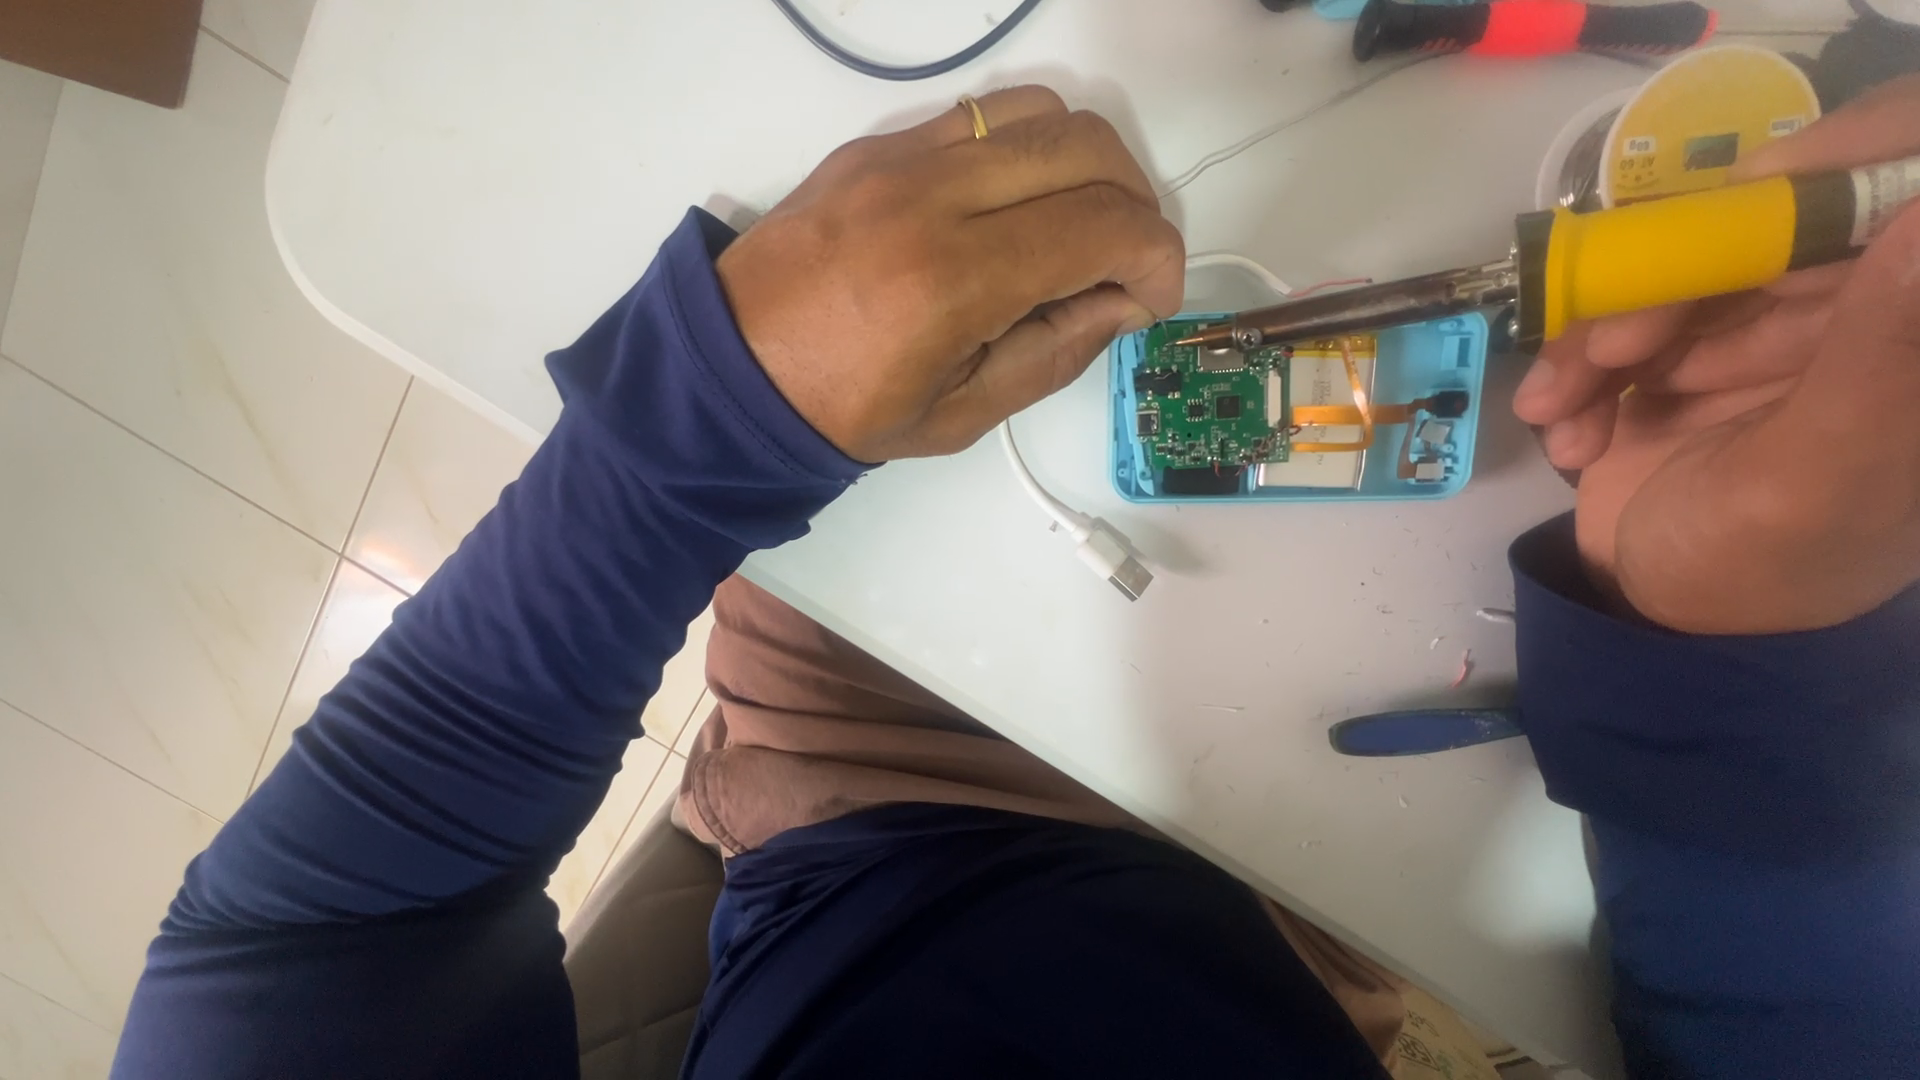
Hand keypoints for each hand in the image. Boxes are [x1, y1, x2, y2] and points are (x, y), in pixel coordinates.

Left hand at [716, 86, 1184, 462]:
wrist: (736, 370)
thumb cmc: (845, 410)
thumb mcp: (961, 416)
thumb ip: (1053, 353)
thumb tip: (1119, 301)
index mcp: (951, 281)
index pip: (1101, 226)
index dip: (1156, 257)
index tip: (1153, 296)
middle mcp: (930, 197)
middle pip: (1087, 149)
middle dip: (1136, 205)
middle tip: (1126, 264)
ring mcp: (898, 157)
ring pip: (1043, 112)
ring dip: (1089, 166)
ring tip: (1079, 230)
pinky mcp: (876, 145)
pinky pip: (983, 116)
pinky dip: (1030, 150)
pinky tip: (1020, 206)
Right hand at [1514, 74, 1919, 633]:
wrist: (1661, 620)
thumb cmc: (1763, 563)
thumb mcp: (1818, 473)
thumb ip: (1880, 356)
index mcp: (1907, 334)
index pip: (1903, 196)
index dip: (1844, 163)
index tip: (1744, 193)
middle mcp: (1845, 321)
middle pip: (1759, 241)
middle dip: (1663, 294)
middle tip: (1607, 357)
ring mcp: (1749, 346)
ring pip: (1663, 292)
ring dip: (1594, 352)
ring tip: (1557, 414)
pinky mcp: (1667, 373)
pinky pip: (1609, 342)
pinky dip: (1573, 386)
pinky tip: (1564, 437)